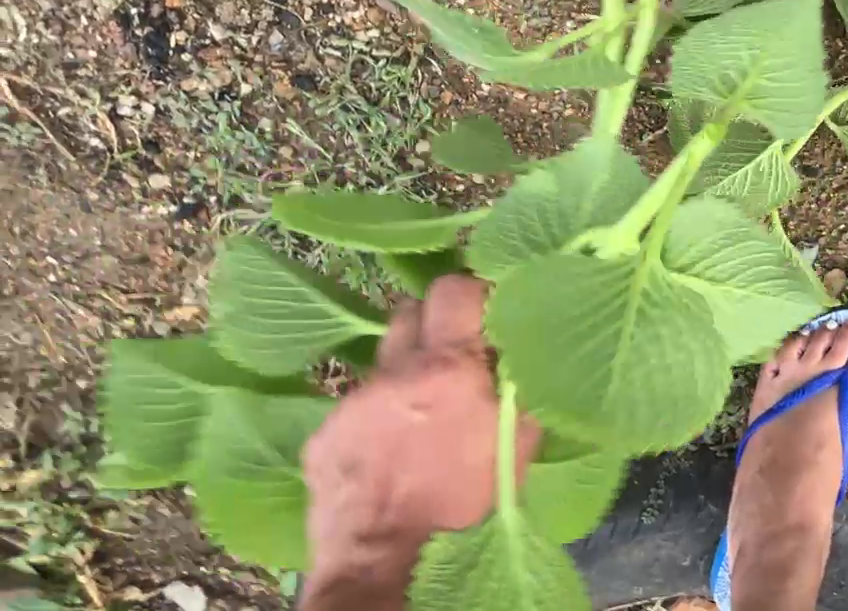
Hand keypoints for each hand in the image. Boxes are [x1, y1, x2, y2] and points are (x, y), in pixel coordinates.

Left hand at [302, 275, 538, 578]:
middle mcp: (397, 369)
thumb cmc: (466, 494)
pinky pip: (358, 402)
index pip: (454, 289)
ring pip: (384, 357)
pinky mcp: (323, 433)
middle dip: (435, 320)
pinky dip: (380, 409)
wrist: (382, 558)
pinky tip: (393, 442)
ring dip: (408, 366)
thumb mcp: (518, 436)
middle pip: (410, 310)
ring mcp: (353, 400)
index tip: (489, 307)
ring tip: (424, 401)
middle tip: (456, 345)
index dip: (474, 290)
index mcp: (449, 364)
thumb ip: (520, 382)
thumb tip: (523, 348)